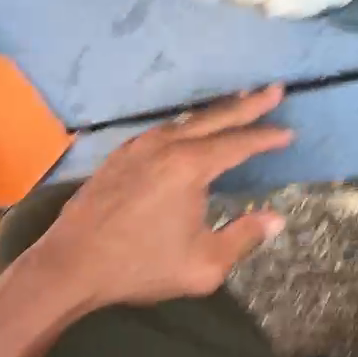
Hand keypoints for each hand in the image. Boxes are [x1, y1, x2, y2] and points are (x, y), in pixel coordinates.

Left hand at [22, 86, 291, 315]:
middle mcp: (167, 145)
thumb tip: (275, 219)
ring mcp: (139, 147)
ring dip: (218, 111)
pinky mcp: (120, 156)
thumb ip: (243, 238)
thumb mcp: (202, 265)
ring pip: (187, 120)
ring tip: (239, 102)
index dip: (267, 137)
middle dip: (249, 104)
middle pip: (216, 118)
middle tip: (275, 90)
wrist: (68, 266)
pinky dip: (188, 123)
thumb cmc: (139, 266)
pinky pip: (164, 129)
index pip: (239, 144)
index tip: (289, 132)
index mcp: (190, 166)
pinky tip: (190, 128)